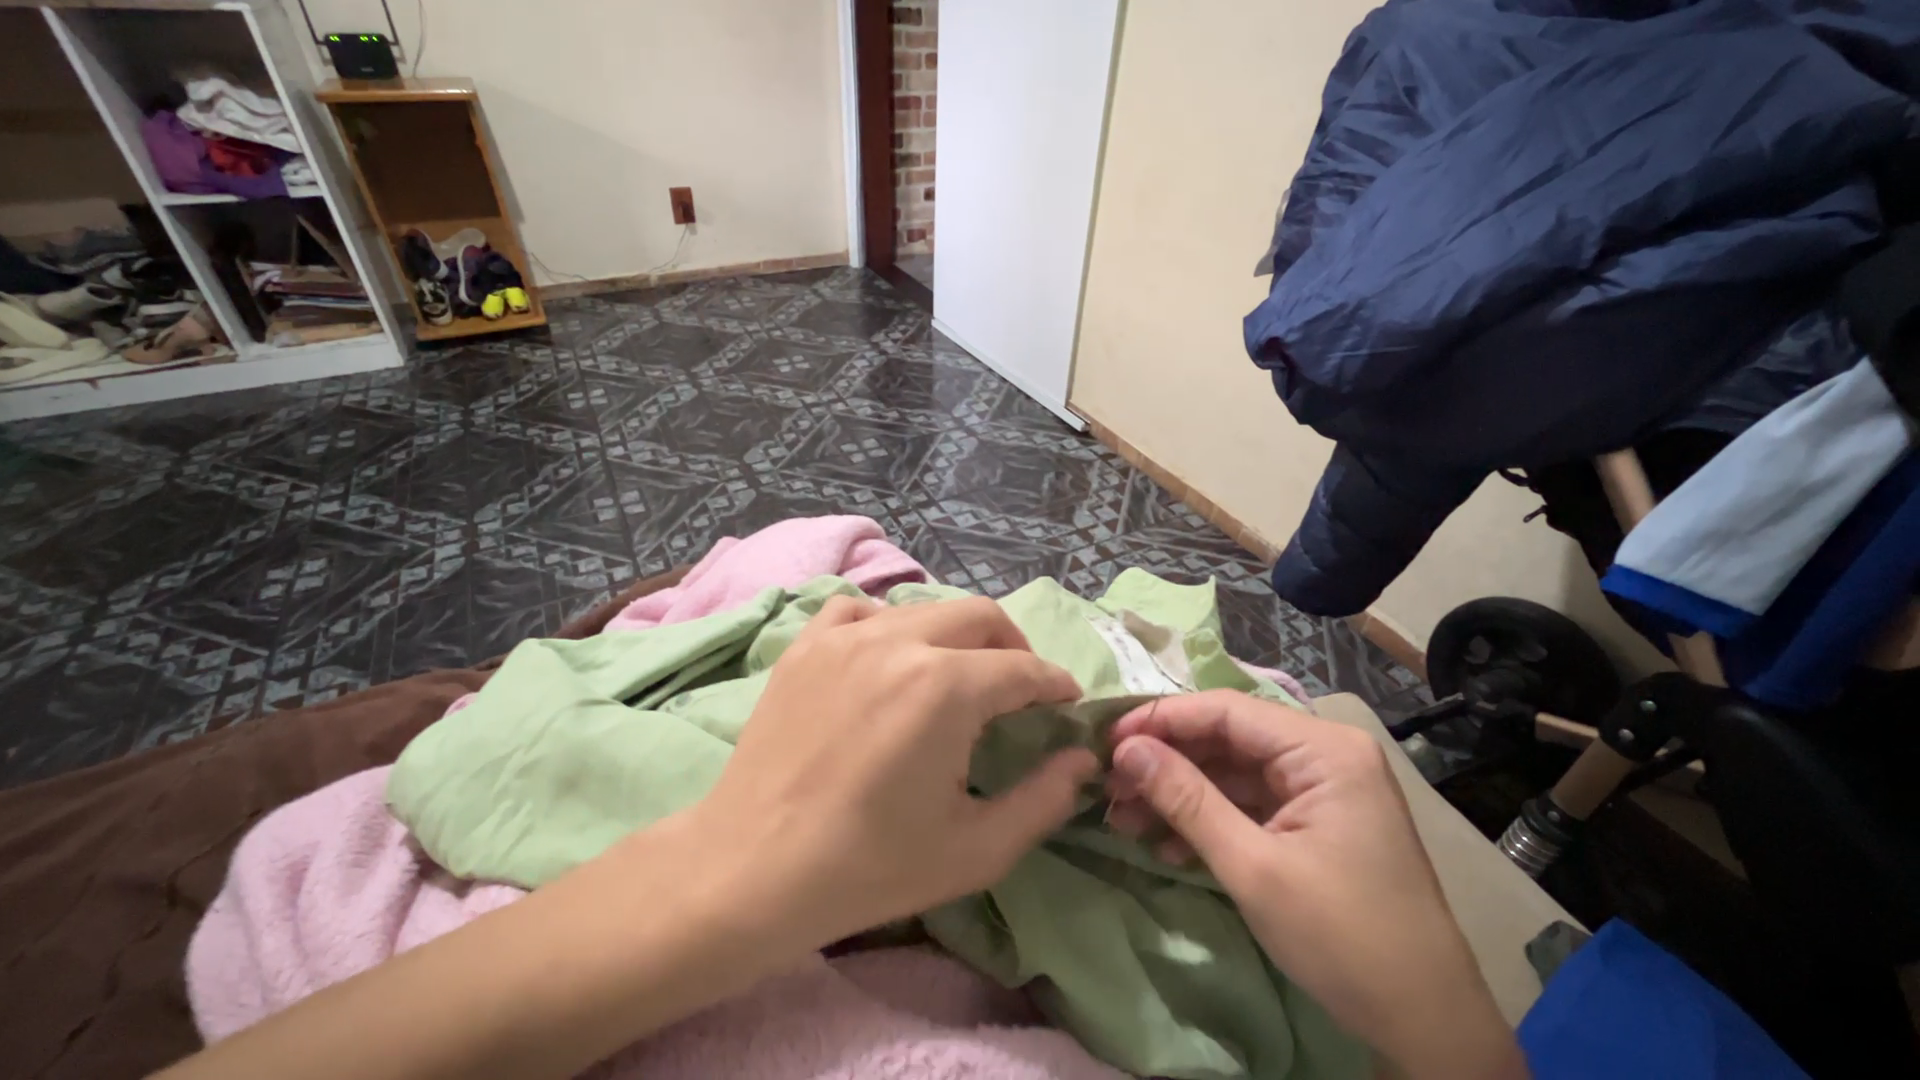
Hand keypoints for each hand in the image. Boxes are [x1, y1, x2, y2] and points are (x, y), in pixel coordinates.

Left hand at [687, 594, 1097, 945]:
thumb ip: (1043, 799)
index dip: (1056, 686)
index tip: (1066, 708)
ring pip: (922, 608)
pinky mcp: (804, 647)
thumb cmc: (870, 867)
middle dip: (1015, 646)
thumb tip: (1080, 759)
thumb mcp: (976, 849)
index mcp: (946, 687)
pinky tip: (887, 659)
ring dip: (956, 635)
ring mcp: (843, 637)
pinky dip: (887, 625)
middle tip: (1021, 691)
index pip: (1024, 667)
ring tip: (958, 676)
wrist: (752, 870)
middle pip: (980, 616)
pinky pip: (858, 610)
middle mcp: (899, 642)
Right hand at [1105, 691, 1525, 1079]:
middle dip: (1165, 763)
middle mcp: (1325, 755)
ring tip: (1124, 820)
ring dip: (1179, 795)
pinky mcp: (1314, 823)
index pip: (1226, 710)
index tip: (1105, 743)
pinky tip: (1166, 846)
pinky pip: (1249, 804)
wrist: (1424, 1022)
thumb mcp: (1253, 867)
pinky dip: (1207, 821)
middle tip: (1109, 789)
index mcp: (1324, 749)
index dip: (1161, 720)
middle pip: (1226, 739)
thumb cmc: (1343, 937)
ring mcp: (1321, 790)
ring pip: (1232, 773)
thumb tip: (1126, 750)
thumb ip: (1186, 799)